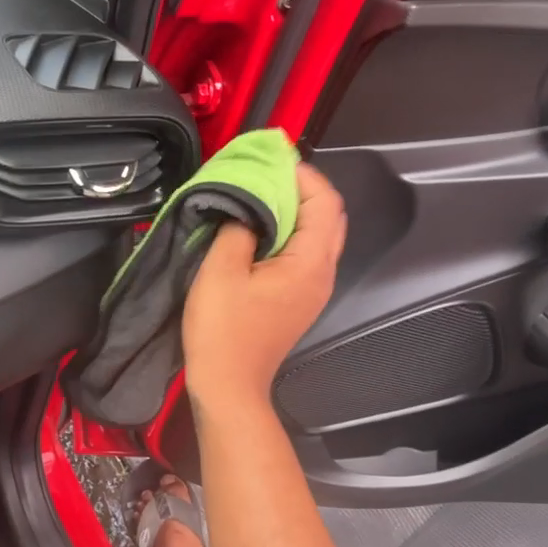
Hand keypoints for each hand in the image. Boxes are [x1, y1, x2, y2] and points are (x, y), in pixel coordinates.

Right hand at [182, 162, 346, 416]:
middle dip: (301, 190)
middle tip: (265, 176)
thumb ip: (237, 229)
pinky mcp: (297, 303)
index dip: (301, 174)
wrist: (228, 386)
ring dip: (293, 213)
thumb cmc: (223, 331)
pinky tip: (256, 234)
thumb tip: (244, 208)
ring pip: (316, 236)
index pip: (324, 201)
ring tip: (257, 199)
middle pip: (327, 217)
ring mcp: (312, 290)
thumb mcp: (220, 272)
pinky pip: (302, 255)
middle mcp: (322, 273)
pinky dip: (287, 235)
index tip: (269, 160)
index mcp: (310, 262)